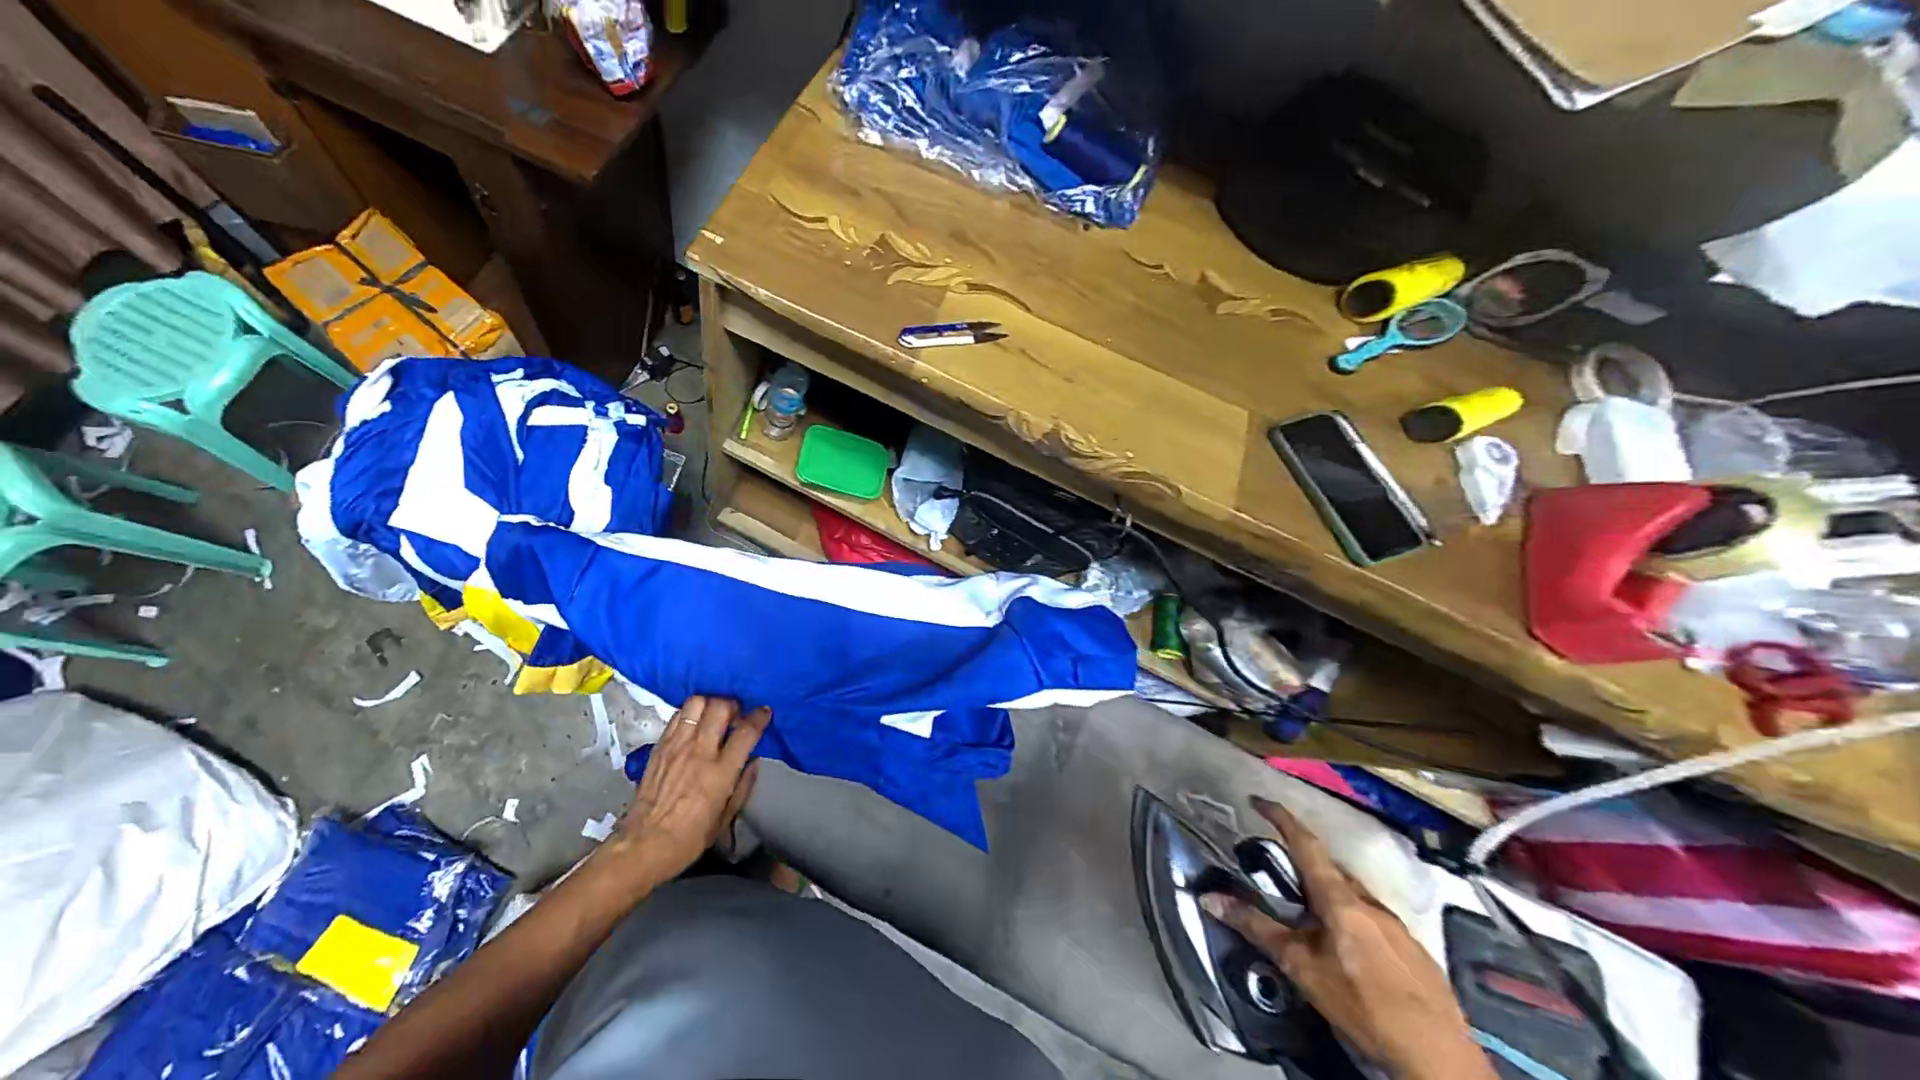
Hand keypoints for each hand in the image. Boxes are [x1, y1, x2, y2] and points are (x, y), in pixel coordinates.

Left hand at [600, 695, 768, 886]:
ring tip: (714, 713)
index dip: (759, 716)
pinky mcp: (659, 747)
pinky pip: (676, 717)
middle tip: (737, 713)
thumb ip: (743, 785)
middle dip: (733, 704)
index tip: (764, 711)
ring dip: (710, 703)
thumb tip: (753, 762)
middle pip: (720, 707)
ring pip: (696, 704)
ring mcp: (677, 746)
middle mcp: (700, 751)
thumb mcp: (725, 818)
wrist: (644, 844)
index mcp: (721, 771)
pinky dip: (689, 713)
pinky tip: (693, 723)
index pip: (746, 731)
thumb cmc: (690, 837)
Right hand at [1202, 797, 1494, 1079]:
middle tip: (1276, 868)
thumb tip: (1211, 898)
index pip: (1306, 845)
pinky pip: (1371, 917)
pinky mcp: (1412, 949)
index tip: (1260, 801)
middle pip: (1330, 869)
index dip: (1281, 819)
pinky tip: (1344, 946)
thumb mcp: (1301, 968)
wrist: (1438, 1056)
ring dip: (1325, 892)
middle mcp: (1370, 903)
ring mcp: (1396, 926)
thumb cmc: (1364, 1006)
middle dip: (1302, 861)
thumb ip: (1257, 929)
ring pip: (1352, 894)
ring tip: (1305, 912)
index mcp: (1341, 900)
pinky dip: (1348, 916)